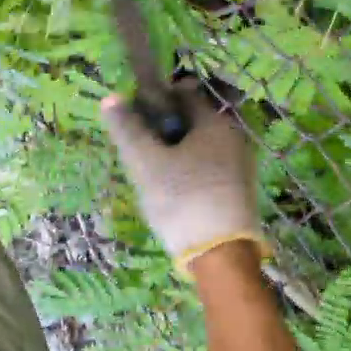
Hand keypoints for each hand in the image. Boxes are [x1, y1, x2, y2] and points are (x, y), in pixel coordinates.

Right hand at [100, 84, 263, 270]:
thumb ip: (127, 129)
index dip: (154, 99)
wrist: (221, 257)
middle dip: (163, 128)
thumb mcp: (145, 162)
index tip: (134, 118)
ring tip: (151, 172)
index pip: (182, 93)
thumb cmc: (182, 199)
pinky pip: (208, 166)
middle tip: (139, 149)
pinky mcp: (239, 189)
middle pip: (191, 119)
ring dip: (174, 151)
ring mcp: (240, 164)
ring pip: (199, 145)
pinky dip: (189, 169)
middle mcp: (233, 136)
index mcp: (214, 122)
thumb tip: (110, 98)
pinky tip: (172, 190)